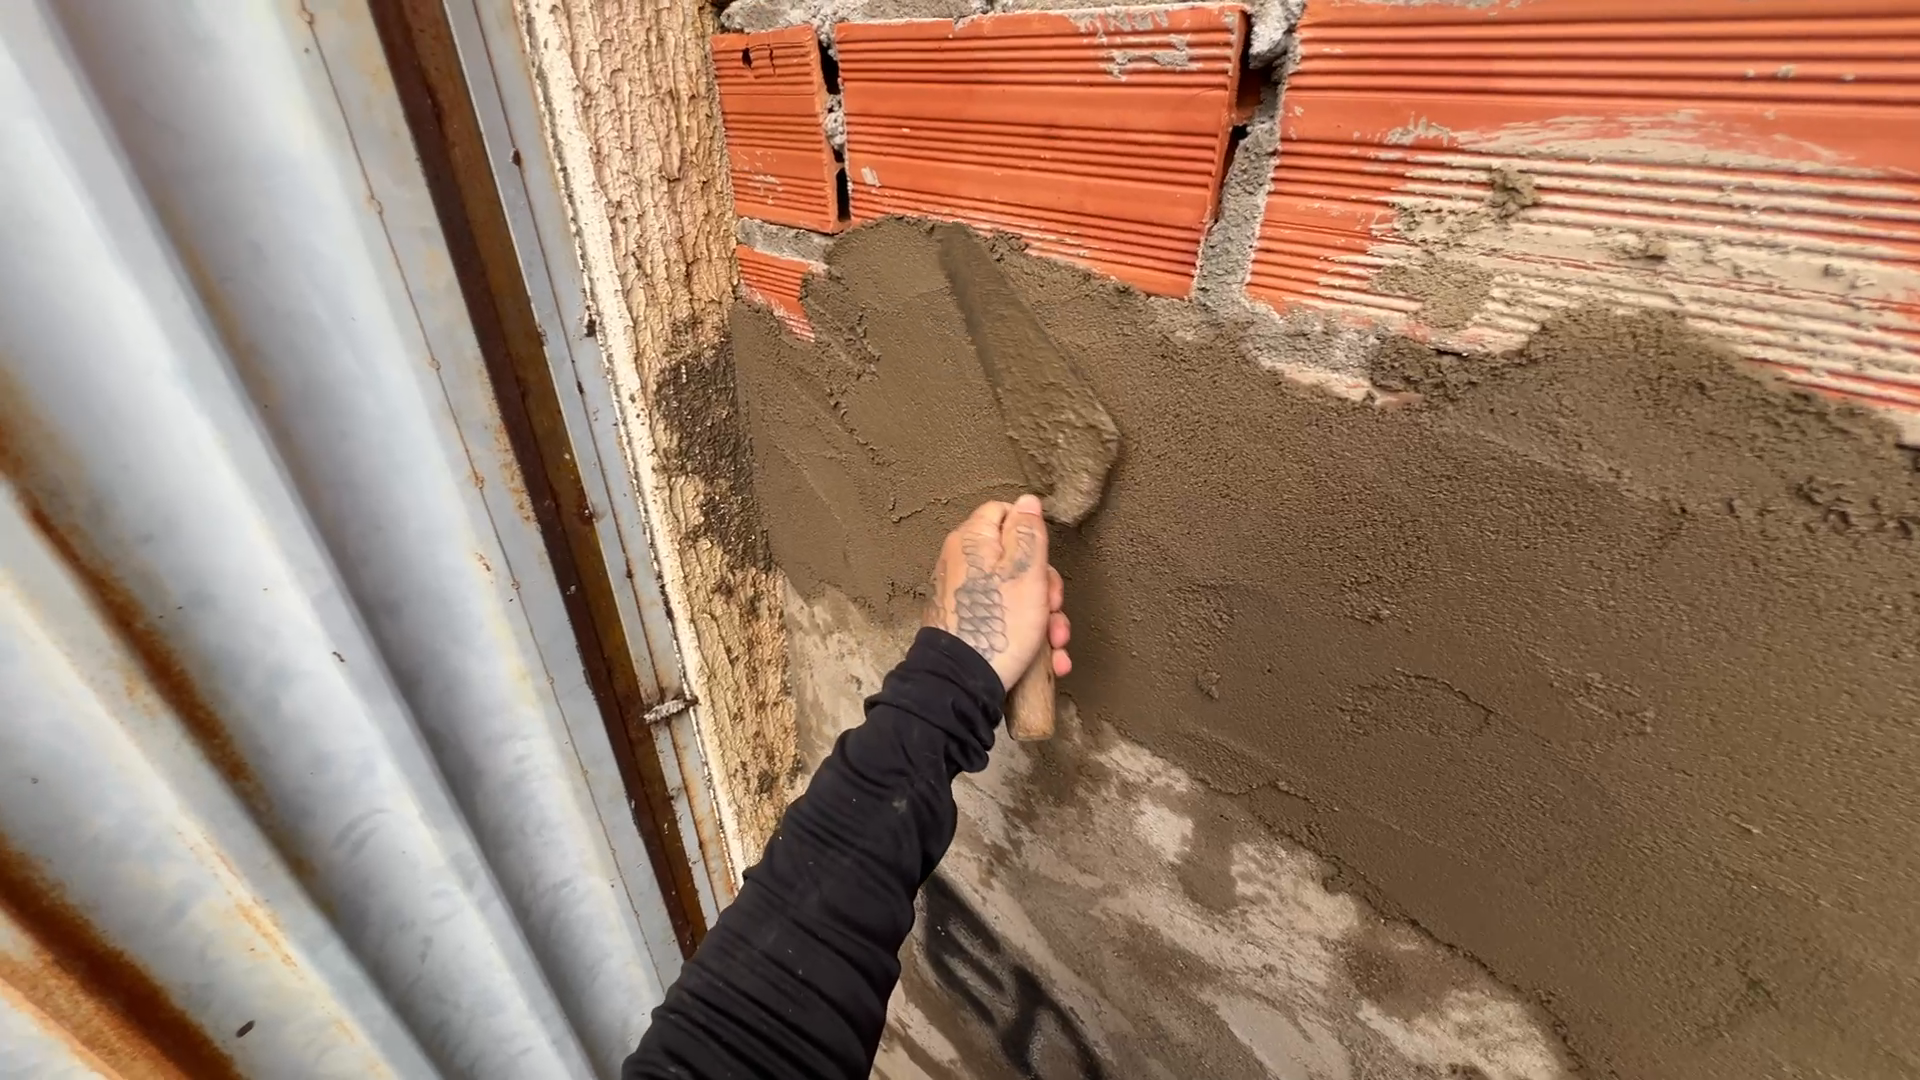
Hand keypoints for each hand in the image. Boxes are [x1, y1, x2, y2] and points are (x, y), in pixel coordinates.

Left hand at [923, 494, 1071, 691]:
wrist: (963, 683)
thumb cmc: (996, 625)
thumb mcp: (1025, 571)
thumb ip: (1028, 531)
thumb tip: (1028, 501)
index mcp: (972, 540)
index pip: (1005, 512)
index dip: (1031, 533)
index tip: (1045, 560)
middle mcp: (963, 563)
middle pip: (1015, 558)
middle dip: (1046, 587)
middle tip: (1054, 608)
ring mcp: (965, 595)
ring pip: (1017, 594)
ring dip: (1045, 618)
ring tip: (1055, 644)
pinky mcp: (969, 623)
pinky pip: (1005, 619)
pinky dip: (1028, 636)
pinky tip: (1047, 659)